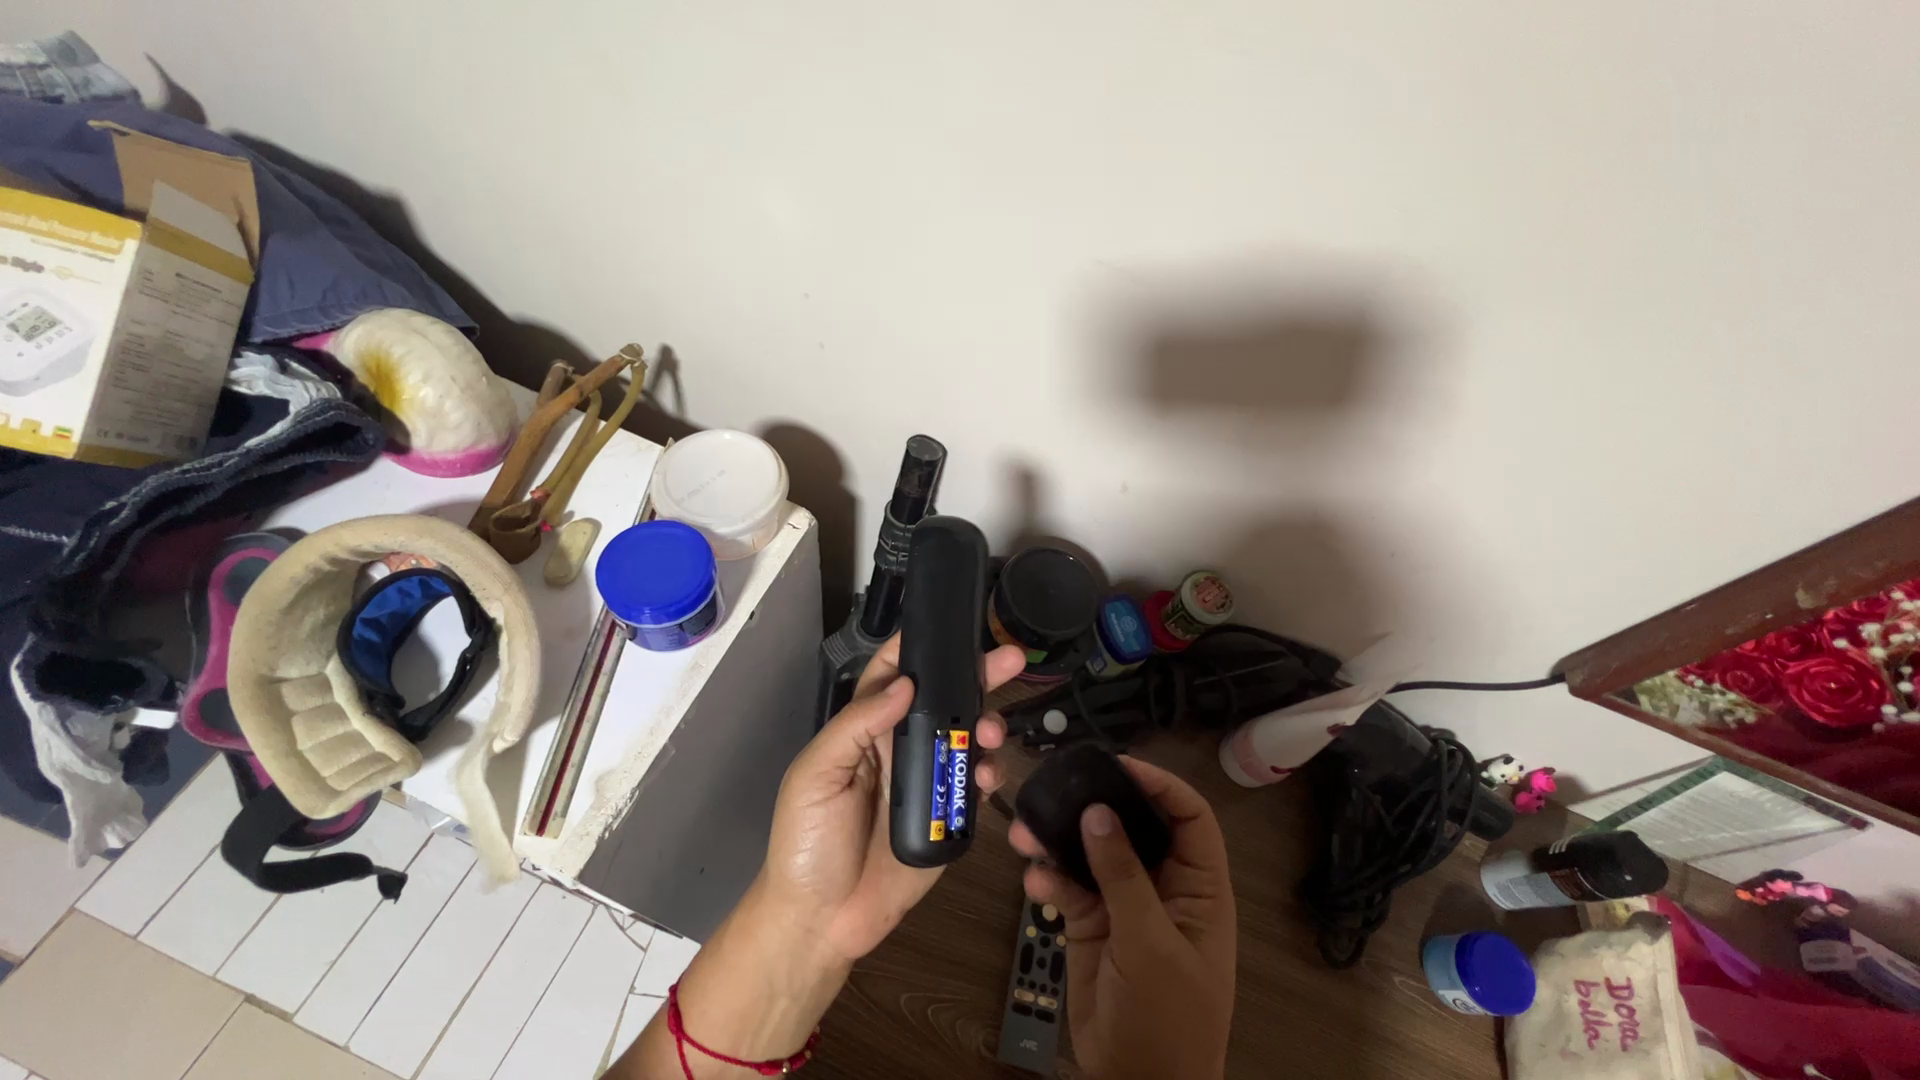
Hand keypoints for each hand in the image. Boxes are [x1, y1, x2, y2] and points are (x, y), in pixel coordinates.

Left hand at [611, 637, 1024, 1077]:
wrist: (823, 921)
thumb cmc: (807, 842)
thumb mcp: (815, 776)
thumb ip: (855, 725)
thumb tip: (904, 684)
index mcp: (864, 732)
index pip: (892, 676)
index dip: (918, 650)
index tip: (951, 627)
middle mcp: (898, 749)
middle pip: (941, 702)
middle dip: (975, 677)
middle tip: (1011, 659)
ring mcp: (926, 783)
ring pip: (965, 740)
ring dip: (986, 726)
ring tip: (995, 730)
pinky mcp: (948, 819)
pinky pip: (974, 787)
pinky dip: (989, 775)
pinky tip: (991, 776)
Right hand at [1010, 756, 1236, 1079]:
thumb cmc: (1167, 1019)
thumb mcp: (1151, 945)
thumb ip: (1123, 877)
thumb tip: (1098, 812)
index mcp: (1198, 888)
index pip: (1189, 818)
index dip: (1160, 786)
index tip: (1118, 767)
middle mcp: (1161, 887)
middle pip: (1132, 827)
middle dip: (1095, 807)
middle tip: (1055, 787)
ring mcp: (1123, 905)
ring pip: (1091, 854)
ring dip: (1058, 840)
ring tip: (1022, 831)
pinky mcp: (1089, 924)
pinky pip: (1067, 886)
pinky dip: (1048, 880)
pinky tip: (1034, 882)